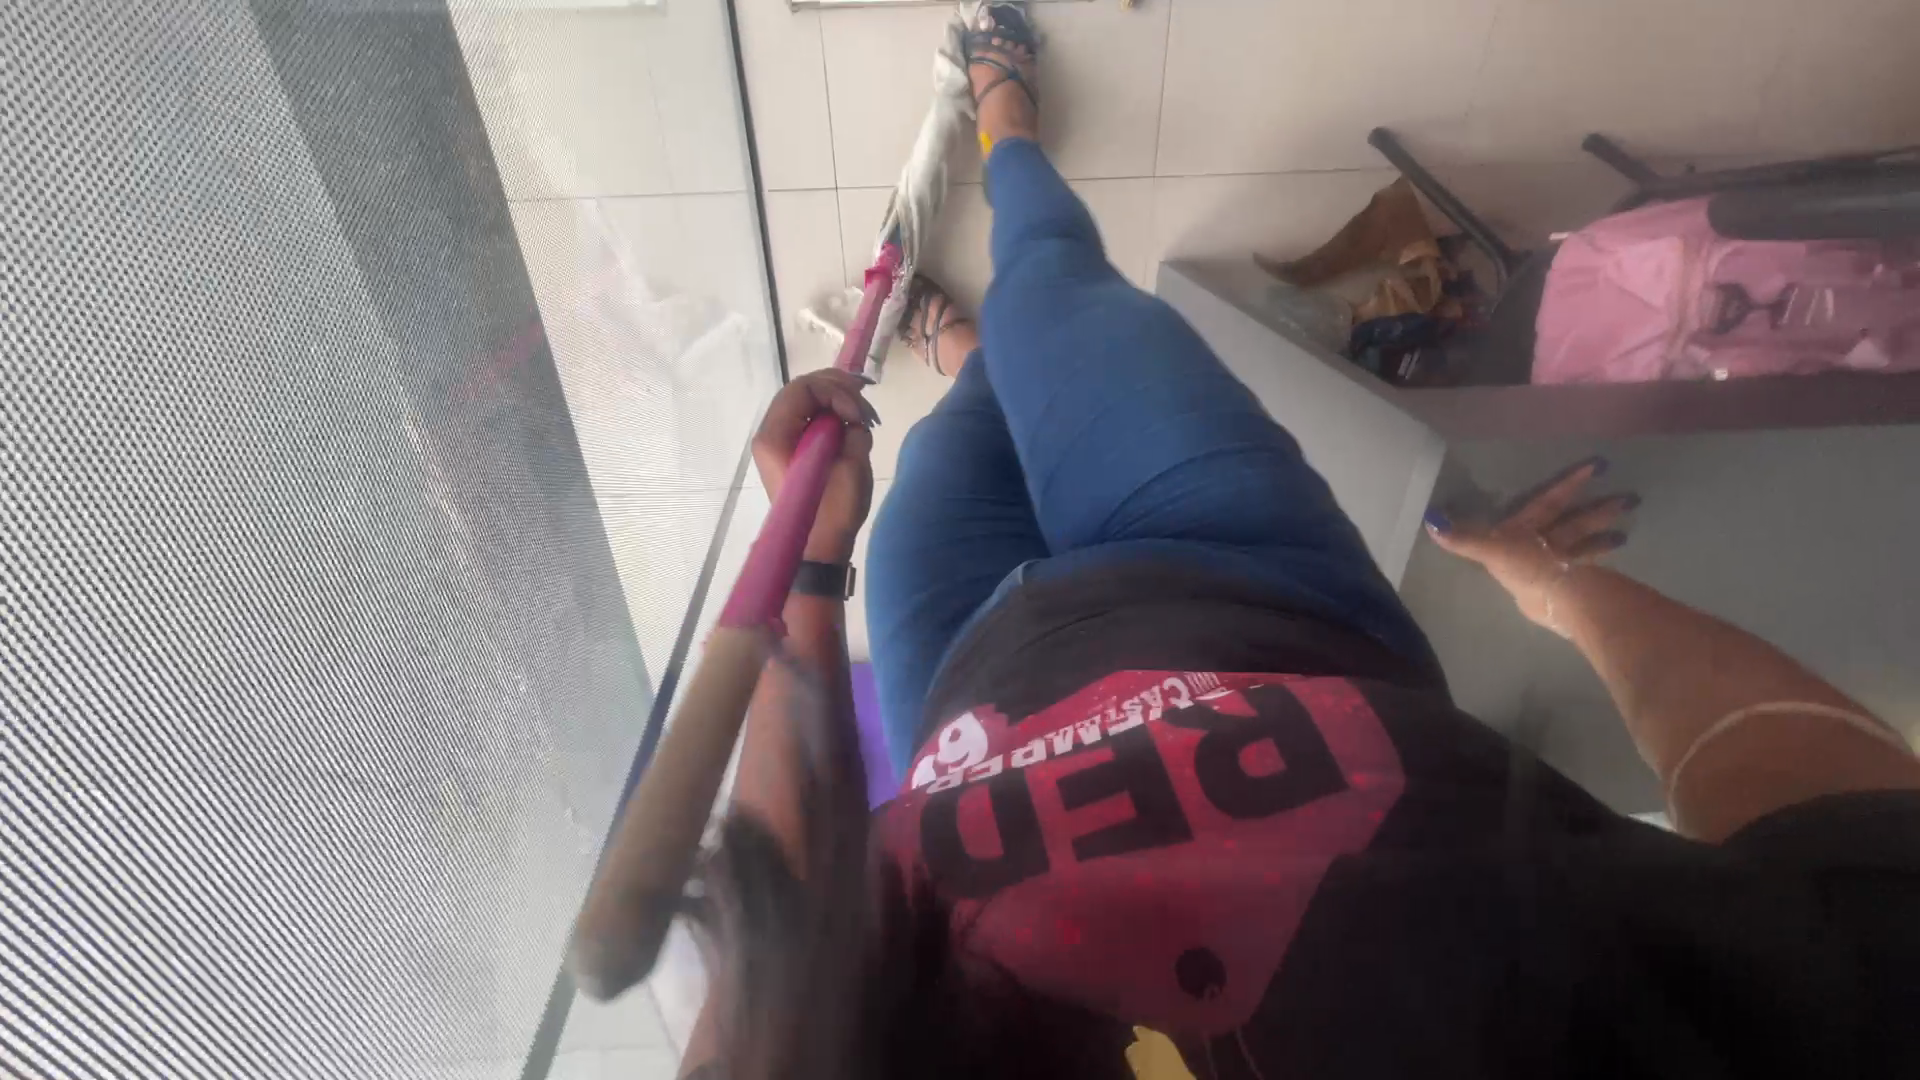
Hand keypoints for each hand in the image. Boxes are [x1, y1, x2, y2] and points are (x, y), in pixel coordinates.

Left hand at [751, 369, 877, 565]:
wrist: (820, 549)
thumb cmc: (834, 510)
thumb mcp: (851, 464)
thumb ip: (852, 429)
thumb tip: (851, 421)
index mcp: (776, 435)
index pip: (803, 387)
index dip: (836, 391)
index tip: (859, 415)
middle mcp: (769, 434)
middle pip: (802, 392)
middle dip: (837, 390)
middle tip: (866, 401)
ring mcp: (778, 444)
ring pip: (806, 405)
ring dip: (836, 403)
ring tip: (863, 416)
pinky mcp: (789, 454)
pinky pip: (808, 423)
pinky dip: (830, 419)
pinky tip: (851, 426)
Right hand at [1424, 458, 1637, 630]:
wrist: (1553, 601)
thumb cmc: (1524, 567)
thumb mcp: (1488, 549)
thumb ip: (1461, 538)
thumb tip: (1430, 520)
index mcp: (1530, 529)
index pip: (1550, 501)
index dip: (1569, 484)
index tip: (1599, 466)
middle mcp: (1550, 542)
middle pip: (1577, 523)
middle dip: (1599, 512)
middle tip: (1630, 500)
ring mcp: (1562, 565)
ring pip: (1584, 548)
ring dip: (1601, 542)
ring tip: (1622, 536)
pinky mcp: (1565, 588)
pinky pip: (1581, 575)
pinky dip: (1591, 572)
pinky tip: (1601, 575)